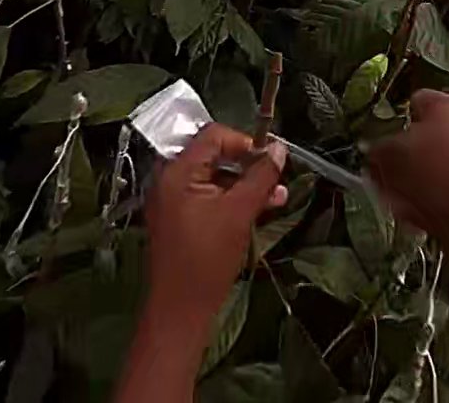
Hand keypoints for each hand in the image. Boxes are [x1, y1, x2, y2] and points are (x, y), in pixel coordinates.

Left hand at [142, 123, 288, 326]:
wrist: (180, 313)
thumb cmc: (208, 258)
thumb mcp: (241, 211)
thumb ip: (261, 175)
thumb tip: (279, 148)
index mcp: (178, 172)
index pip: (213, 135)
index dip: (244, 142)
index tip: (268, 157)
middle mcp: (170, 180)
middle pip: (214, 154)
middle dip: (248, 163)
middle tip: (274, 174)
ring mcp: (172, 200)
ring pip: (214, 176)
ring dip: (244, 182)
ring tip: (275, 195)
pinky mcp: (178, 218)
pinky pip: (208, 194)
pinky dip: (232, 197)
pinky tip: (258, 207)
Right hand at [366, 76, 448, 275]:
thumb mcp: (442, 233)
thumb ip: (415, 208)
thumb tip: (402, 197)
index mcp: (407, 156)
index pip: (378, 155)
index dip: (383, 172)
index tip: (393, 186)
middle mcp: (426, 122)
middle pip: (406, 124)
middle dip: (412, 143)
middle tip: (429, 170)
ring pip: (432, 100)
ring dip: (436, 119)